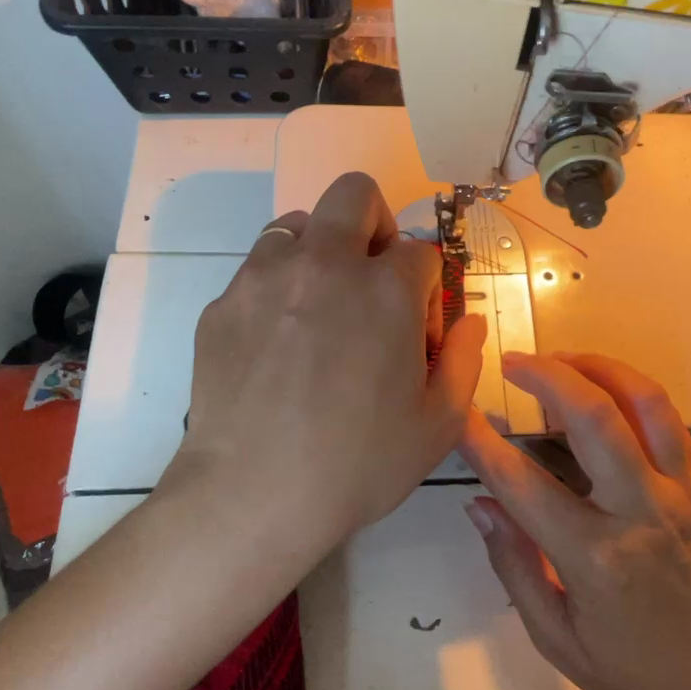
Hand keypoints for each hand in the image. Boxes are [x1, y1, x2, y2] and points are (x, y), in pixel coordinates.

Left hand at [172, 172, 485, 555]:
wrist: (252, 494)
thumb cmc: (358, 465)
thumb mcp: (438, 424)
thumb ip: (463, 360)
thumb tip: (468, 322)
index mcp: (386, 290)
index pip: (421, 250)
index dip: (427, 290)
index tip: (415, 334)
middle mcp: (324, 265)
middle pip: (355, 195)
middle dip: (376, 225)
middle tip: (373, 282)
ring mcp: (264, 278)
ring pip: (297, 224)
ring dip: (320, 254)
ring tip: (319, 314)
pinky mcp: (222, 305)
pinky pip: (256, 271)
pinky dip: (277, 290)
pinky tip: (276, 351)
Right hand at [457, 353, 690, 689]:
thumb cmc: (636, 674)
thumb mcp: (558, 638)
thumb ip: (516, 567)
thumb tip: (480, 507)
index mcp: (595, 557)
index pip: (524, 482)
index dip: (482, 442)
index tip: (457, 412)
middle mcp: (640, 511)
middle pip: (592, 416)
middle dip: (547, 375)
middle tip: (512, 360)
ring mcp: (680, 494)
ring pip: (643, 402)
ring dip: (599, 368)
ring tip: (562, 360)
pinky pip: (670, 422)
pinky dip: (635, 391)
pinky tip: (609, 390)